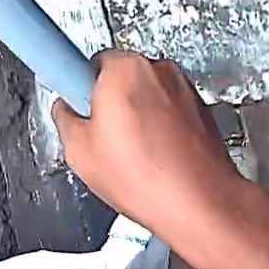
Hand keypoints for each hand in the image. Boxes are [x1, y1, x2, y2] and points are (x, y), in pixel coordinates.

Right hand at [55, 51, 264, 263]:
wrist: (203, 205)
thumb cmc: (151, 181)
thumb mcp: (81, 154)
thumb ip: (65, 121)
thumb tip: (66, 112)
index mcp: (125, 69)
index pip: (88, 63)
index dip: (80, 91)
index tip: (76, 100)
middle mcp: (160, 70)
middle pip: (121, 79)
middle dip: (111, 106)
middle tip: (106, 143)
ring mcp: (186, 89)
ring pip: (149, 97)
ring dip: (140, 120)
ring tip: (137, 158)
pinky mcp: (203, 110)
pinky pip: (172, 113)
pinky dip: (165, 131)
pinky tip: (159, 160)